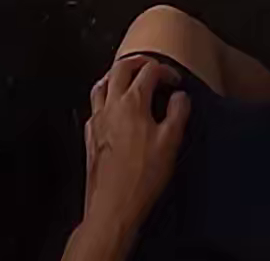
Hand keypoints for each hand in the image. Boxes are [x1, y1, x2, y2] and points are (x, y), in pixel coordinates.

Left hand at [81, 57, 190, 239]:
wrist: (112, 208)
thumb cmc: (141, 178)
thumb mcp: (170, 143)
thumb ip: (177, 113)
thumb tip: (180, 97)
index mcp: (133, 102)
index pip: (150, 71)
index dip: (165, 71)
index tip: (174, 81)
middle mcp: (112, 104)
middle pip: (122, 67)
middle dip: (139, 61)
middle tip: (151, 65)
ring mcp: (98, 118)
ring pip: (103, 82)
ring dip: (117, 74)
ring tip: (128, 77)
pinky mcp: (89, 134)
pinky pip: (94, 104)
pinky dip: (105, 97)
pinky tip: (112, 107)